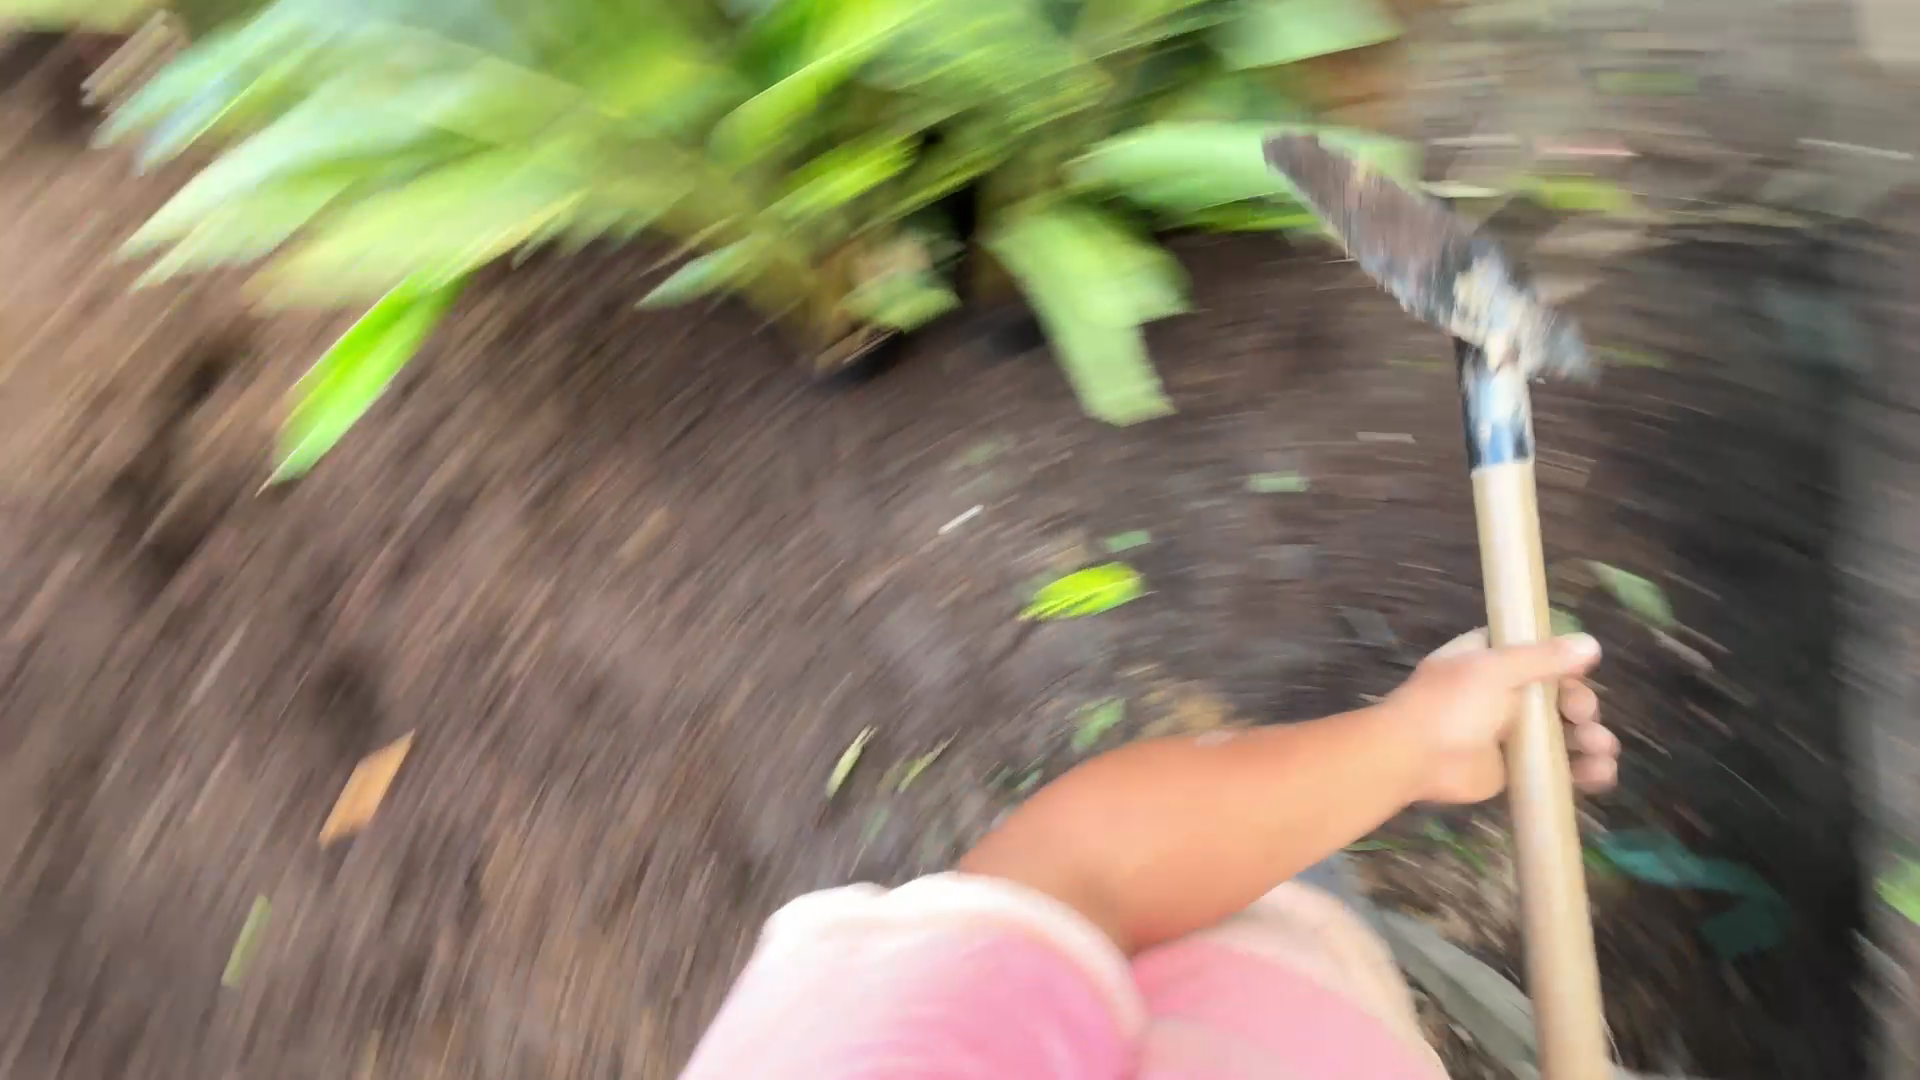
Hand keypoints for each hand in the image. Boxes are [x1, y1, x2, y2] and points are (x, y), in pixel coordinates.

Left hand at [1382, 629, 1616, 804]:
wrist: (1415, 757)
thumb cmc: (1449, 705)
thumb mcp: (1492, 670)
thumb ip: (1541, 657)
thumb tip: (1590, 643)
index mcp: (1485, 660)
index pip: (1533, 652)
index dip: (1561, 660)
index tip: (1580, 671)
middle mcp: (1499, 692)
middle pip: (1559, 694)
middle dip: (1581, 704)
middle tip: (1579, 715)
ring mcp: (1508, 731)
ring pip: (1567, 732)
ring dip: (1592, 738)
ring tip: (1597, 748)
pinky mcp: (1516, 766)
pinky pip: (1561, 766)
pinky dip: (1586, 770)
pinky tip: (1598, 773)